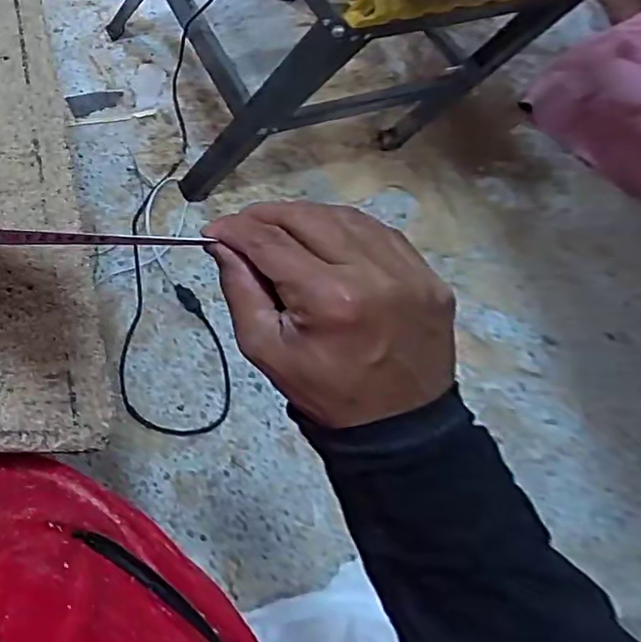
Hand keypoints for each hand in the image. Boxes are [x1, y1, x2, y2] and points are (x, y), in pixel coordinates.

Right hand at [203, 201, 454, 428]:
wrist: (399, 426)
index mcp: (328, 298)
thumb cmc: (322, 388)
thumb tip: (222, 243)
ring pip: (341, 216)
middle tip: (241, 227)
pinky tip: (322, 237)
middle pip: (305, 218)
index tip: (213, 229)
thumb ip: (238, 287)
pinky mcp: (427, 275)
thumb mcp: (263, 346)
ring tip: (278, 229)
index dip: (234, 229)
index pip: (269, 242)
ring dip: (302, 216)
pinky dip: (341, 226)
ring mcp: (407, 271)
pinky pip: (375, 230)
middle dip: (264, 216)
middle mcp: (371, 273)